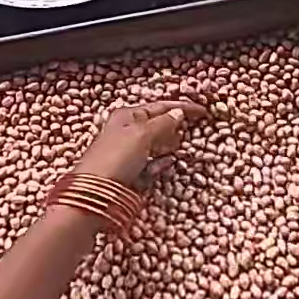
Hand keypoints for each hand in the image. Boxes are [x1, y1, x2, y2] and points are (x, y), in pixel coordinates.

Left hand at [75, 101, 208, 188]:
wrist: (95, 192)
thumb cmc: (116, 157)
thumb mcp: (142, 134)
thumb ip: (163, 123)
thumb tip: (179, 113)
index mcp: (127, 115)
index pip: (160, 106)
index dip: (182, 107)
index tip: (203, 111)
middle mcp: (127, 130)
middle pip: (158, 124)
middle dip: (174, 127)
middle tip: (190, 129)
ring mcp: (129, 151)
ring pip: (156, 144)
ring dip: (167, 146)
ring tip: (175, 148)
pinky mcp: (131, 171)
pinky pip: (151, 163)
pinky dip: (158, 163)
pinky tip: (163, 165)